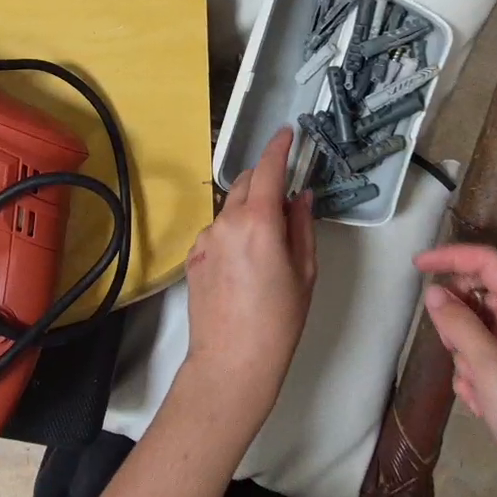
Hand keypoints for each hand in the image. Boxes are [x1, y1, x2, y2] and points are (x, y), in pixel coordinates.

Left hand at [183, 127, 317, 425]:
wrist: (230, 362)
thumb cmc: (278, 321)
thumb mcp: (304, 272)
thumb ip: (302, 227)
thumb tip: (301, 197)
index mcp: (259, 221)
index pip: (267, 169)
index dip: (278, 147)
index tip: (287, 133)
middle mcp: (227, 222)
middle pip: (245, 183)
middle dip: (265, 180)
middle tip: (286, 198)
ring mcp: (206, 238)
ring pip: (231, 208)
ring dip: (249, 209)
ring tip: (268, 243)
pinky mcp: (193, 256)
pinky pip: (218, 231)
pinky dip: (233, 232)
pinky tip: (245, 264)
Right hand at [414, 244, 496, 496]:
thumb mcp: (490, 368)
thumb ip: (458, 324)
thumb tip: (433, 292)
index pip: (488, 263)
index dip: (452, 257)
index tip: (417, 266)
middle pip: (479, 295)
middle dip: (457, 318)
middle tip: (451, 346)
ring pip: (474, 331)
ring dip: (463, 354)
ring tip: (477, 387)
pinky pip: (478, 360)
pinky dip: (471, 377)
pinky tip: (481, 405)